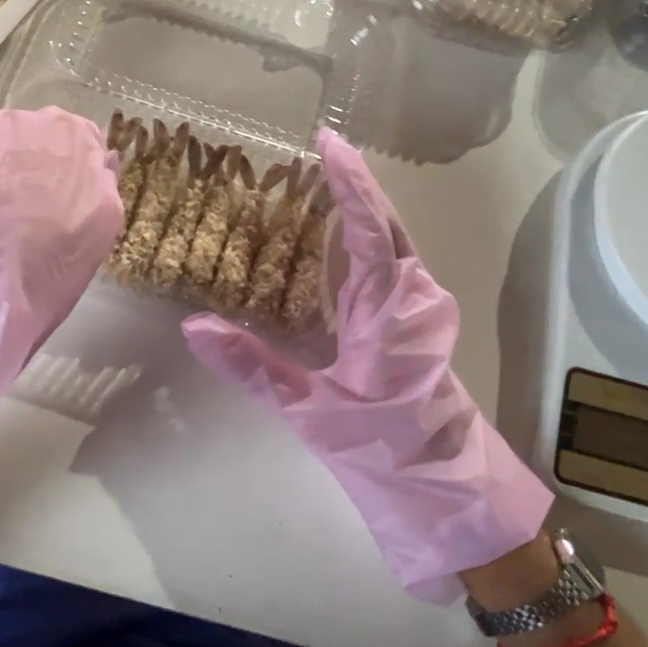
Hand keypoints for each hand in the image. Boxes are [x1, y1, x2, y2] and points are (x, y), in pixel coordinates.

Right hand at [182, 128, 550, 602]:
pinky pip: (386, 270)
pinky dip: (361, 243)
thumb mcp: (315, 415)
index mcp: (394, 312)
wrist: (454, 505)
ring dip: (359, 211)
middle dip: (354, 187)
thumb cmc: (391, 456)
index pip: (372, 231)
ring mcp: (413, 316)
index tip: (327, 141)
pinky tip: (332, 243)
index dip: (350, 183)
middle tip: (315, 150)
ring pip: (390, 247)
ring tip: (318, 182)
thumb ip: (254, 368)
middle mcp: (411, 302)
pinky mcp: (407, 332)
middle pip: (387, 228)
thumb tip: (193, 325)